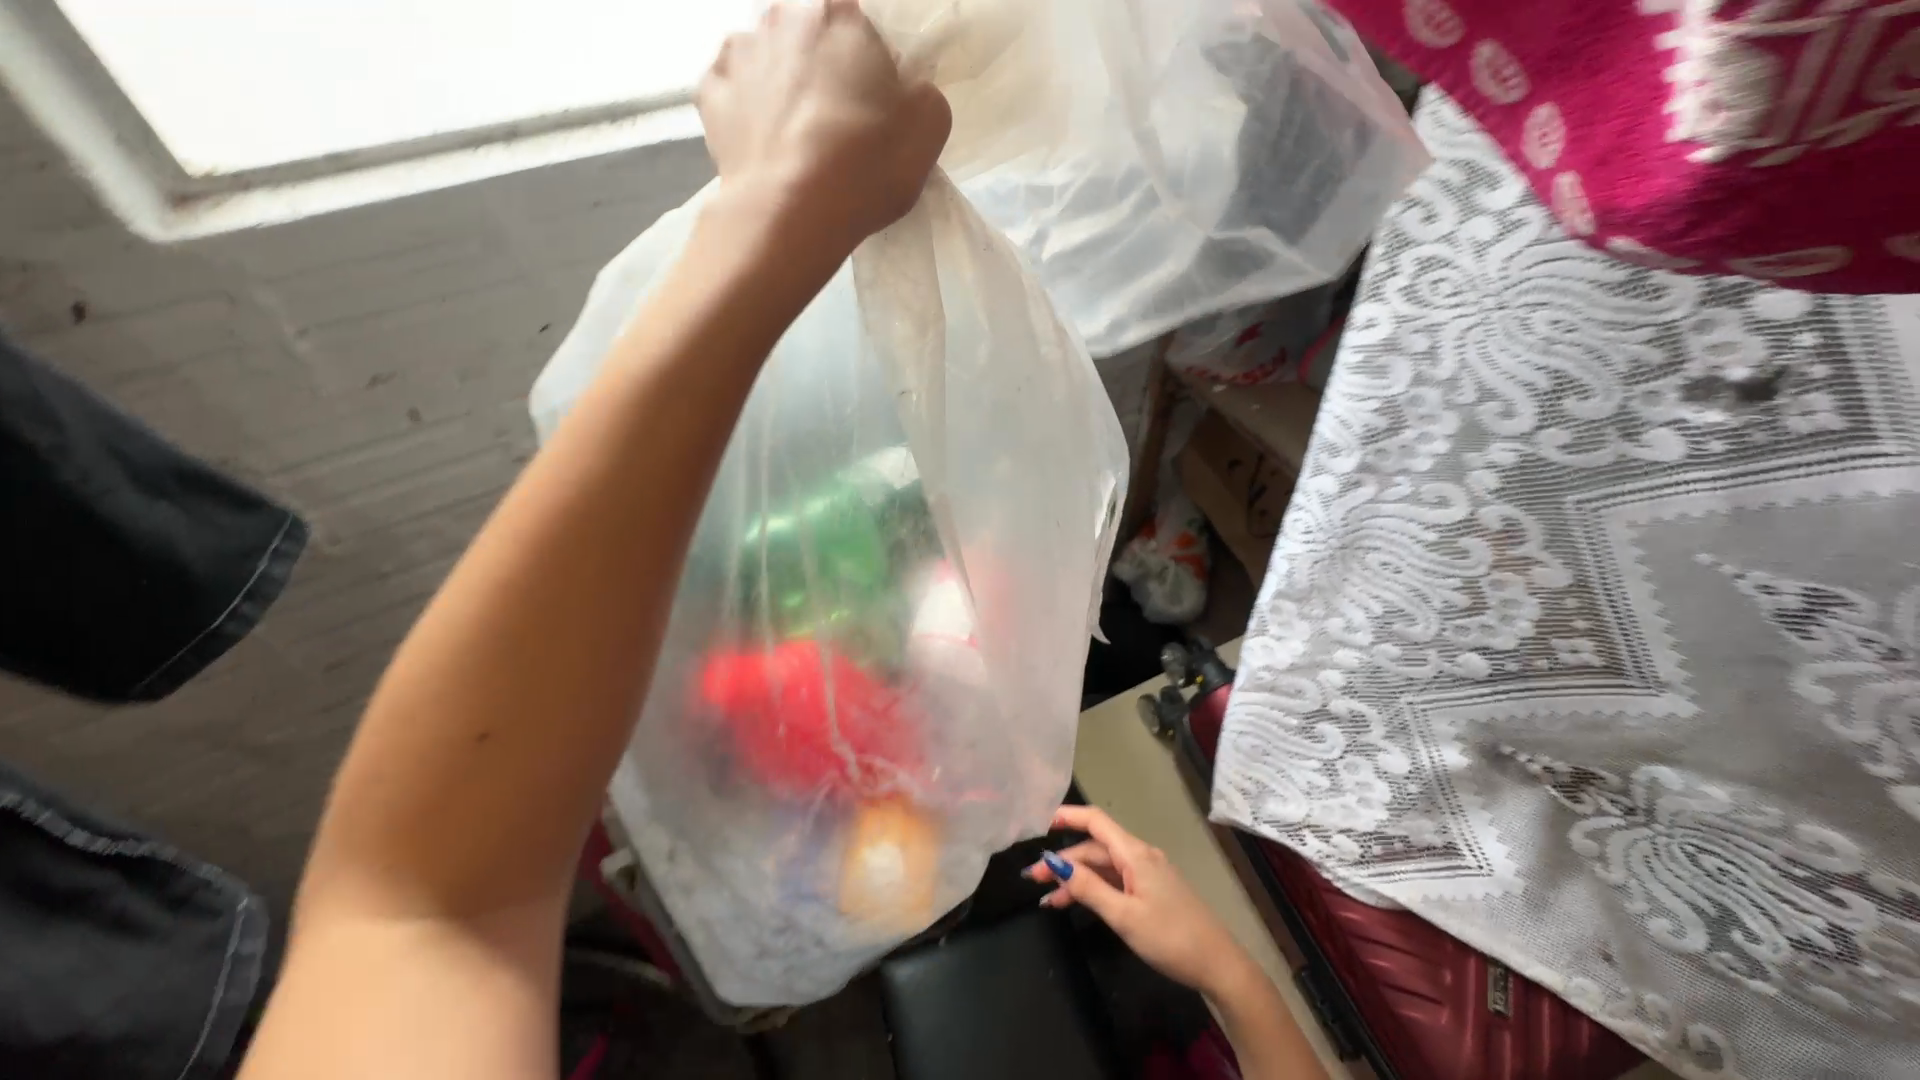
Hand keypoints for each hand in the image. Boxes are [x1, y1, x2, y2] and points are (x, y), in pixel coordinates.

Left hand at [697, 0, 952, 260]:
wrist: (788, 215)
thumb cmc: (865, 166)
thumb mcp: (929, 127)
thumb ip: (922, 91)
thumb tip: (904, 87)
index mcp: (840, 12)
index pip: (863, 22)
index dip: (872, 60)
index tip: (877, 97)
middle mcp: (783, 15)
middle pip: (811, 35)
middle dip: (823, 67)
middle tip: (839, 121)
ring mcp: (737, 51)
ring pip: (769, 59)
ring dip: (783, 84)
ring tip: (798, 137)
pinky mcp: (708, 92)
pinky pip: (734, 91)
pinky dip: (748, 110)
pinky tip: (766, 143)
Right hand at [1028, 805, 1259, 997]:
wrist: (1218, 965)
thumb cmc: (1171, 938)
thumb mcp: (1123, 915)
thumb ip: (1088, 888)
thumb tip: (1054, 861)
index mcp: (1135, 854)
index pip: (1096, 822)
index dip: (1067, 815)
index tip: (1038, 820)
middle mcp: (1140, 856)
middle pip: (1095, 848)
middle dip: (1062, 860)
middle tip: (1032, 879)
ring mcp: (1147, 874)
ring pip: (1103, 867)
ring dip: (1075, 878)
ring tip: (1048, 898)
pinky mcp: (1151, 892)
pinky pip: (1115, 881)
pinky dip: (1093, 889)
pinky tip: (1075, 903)